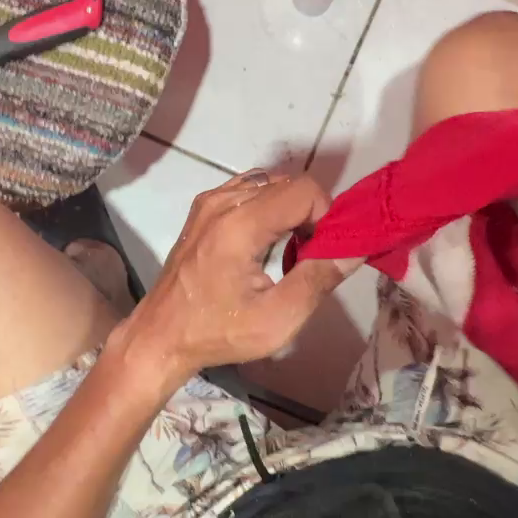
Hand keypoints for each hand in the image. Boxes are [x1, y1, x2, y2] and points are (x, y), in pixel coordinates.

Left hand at [111, 171, 355, 386]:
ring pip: (269, 183)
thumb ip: (319, 279)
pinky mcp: (203, 208)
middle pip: (287, 183)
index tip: (323, 252)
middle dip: (310, 214)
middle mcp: (222, 201)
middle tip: (309, 256)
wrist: (162, 335)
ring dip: (289, 210)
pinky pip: (248, 190)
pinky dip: (267, 207)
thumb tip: (355, 248)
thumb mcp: (277, 319)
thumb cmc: (218, 332)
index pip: (303, 190)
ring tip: (288, 251)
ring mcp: (209, 201)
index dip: (325, 216)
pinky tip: (265, 243)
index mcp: (239, 224)